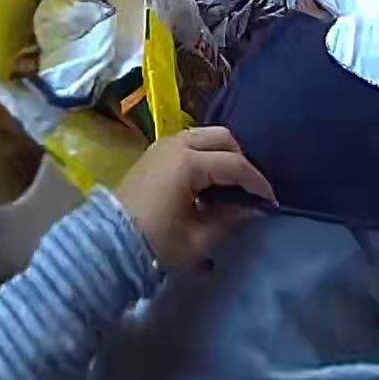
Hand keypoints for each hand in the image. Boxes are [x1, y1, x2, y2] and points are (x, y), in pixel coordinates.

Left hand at [114, 126, 274, 268]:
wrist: (108, 245)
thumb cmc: (154, 244)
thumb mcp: (198, 239)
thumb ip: (229, 218)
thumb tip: (253, 207)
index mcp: (187, 163)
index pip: (234, 164)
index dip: (257, 182)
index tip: (270, 200)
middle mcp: (177, 144)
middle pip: (223, 138)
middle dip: (242, 160)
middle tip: (250, 187)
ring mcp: (164, 143)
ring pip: (206, 134)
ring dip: (224, 152)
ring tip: (232, 181)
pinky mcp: (156, 149)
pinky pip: (191, 140)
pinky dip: (207, 151)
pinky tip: (210, 176)